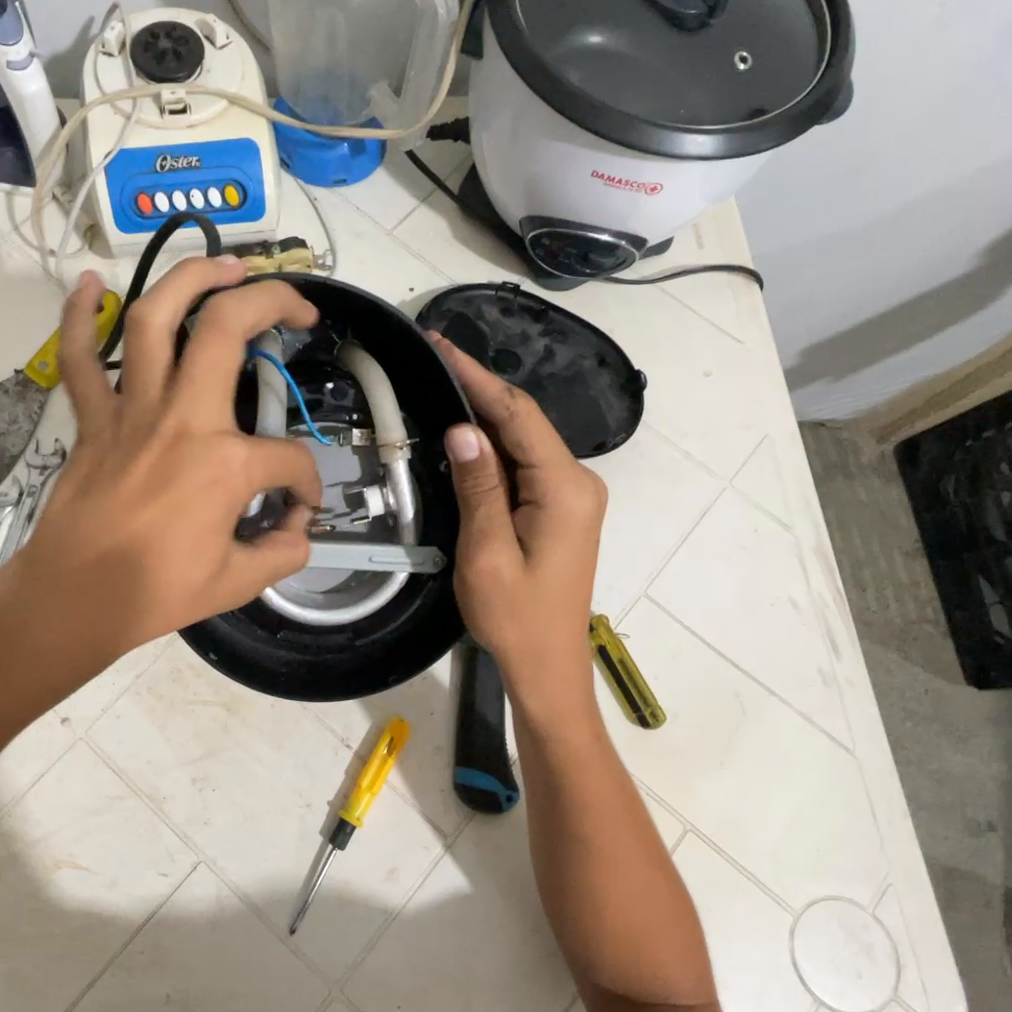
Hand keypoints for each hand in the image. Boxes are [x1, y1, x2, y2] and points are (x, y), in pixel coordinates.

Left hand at [0, 261, 322, 656]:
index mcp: (225, 465)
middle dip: (272, 302)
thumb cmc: (156, 593)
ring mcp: (131, 411)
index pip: (289, 459)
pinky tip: (90, 282)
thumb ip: (282, 553)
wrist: (75, 599)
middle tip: (298, 307)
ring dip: (189, 278)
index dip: (307, 484)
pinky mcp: (92, 419)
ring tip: (223, 264)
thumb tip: (298, 530)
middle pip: (227, 329)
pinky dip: (79, 315)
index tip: (301, 508)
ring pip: (153, 318)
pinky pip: (79, 356)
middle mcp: (182, 419)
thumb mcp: (238, 583)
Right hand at [430, 331, 606, 687]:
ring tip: (441, 386)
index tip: (443, 346)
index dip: (479, 378)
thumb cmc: (515, 618)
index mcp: (565, 489)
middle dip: (479, 390)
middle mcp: (577, 483)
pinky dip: (494, 448)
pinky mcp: (560, 510)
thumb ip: (479, 488)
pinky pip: (525, 465)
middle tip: (433, 360)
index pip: (519, 416)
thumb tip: (463, 429)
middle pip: (524, 423)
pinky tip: (465, 435)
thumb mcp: (487, 554)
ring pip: (523, 442)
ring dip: (484, 417)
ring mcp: (572, 496)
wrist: (547, 665)